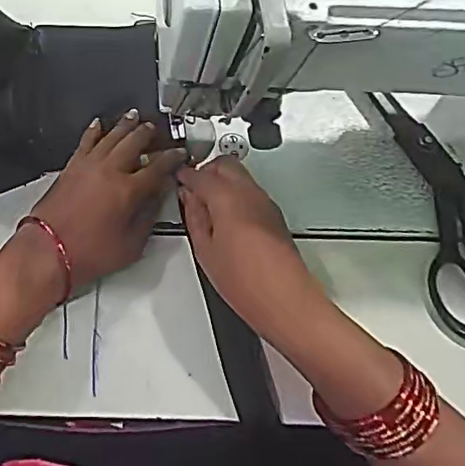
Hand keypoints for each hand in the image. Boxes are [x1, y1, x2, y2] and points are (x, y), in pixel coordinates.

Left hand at [24, 110, 186, 295]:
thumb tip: (154, 205)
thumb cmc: (83, 252)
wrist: (48, 250)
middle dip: (149, 134)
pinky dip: (94, 131)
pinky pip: (86, 141)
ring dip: (125, 126)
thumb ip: (147, 220)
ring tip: (133, 117)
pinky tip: (98, 125)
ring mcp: (88, 166)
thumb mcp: (130, 246)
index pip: (157, 167)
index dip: (172, 159)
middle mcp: (108, 172)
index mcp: (128, 191)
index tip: (178, 154)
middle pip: (134, 142)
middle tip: (156, 130)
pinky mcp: (71, 167)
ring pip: (111, 136)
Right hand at [177, 157, 327, 343]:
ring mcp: (266, 203)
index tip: (178, 178)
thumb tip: (190, 200)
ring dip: (222, 181)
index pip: (201, 174)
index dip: (185, 174)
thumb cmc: (249, 282)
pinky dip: (235, 194)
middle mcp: (250, 194)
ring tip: (206, 203)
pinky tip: (224, 215)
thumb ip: (194, 216)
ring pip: (240, 175)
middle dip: (206, 170)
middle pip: (225, 164)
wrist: (286, 302)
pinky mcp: (275, 215)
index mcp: (228, 197)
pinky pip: (251, 191)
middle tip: (192, 186)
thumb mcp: (205, 249)